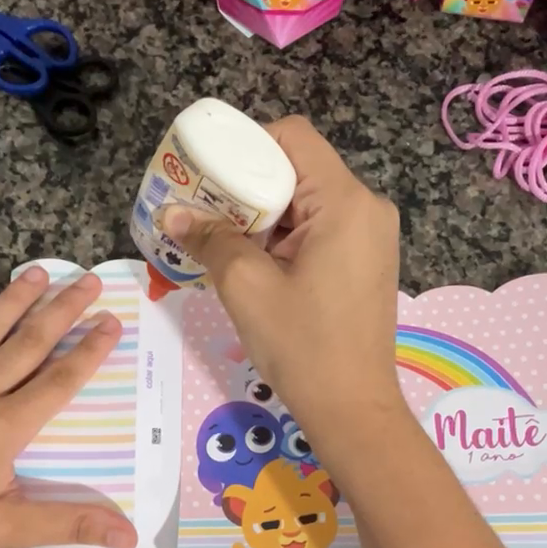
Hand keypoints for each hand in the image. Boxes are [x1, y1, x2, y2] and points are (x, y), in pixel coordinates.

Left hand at [0, 267, 138, 547]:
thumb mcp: (7, 532)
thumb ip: (69, 524)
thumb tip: (128, 536)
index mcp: (4, 426)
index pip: (59, 381)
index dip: (89, 351)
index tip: (112, 321)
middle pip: (27, 344)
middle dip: (63, 310)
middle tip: (89, 281)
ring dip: (12, 301)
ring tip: (37, 273)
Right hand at [154, 116, 402, 430]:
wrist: (353, 410)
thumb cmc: (302, 346)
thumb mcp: (247, 287)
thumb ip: (210, 239)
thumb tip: (173, 213)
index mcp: (345, 202)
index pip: (293, 137)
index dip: (246, 147)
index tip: (211, 178)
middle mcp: (367, 209)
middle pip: (299, 170)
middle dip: (248, 188)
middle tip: (205, 215)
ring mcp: (372, 238)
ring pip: (307, 204)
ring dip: (263, 218)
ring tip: (223, 244)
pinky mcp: (367, 264)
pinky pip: (321, 232)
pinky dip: (285, 240)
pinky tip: (255, 266)